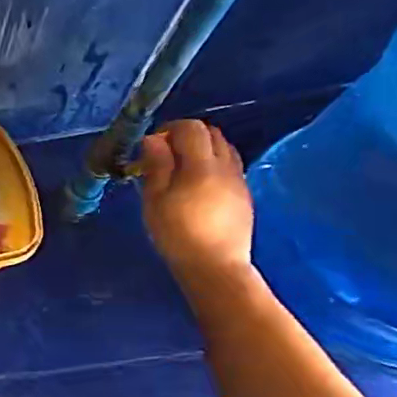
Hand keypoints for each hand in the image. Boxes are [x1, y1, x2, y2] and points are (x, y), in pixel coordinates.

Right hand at [138, 120, 253, 279]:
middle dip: (187, 136)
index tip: (152, 146)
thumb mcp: (155, 200)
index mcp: (202, 166)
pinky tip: (197, 188)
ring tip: (181, 171)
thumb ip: (157, 166)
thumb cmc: (177, 235)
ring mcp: (239, 180)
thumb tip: (154, 139)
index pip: (191, 128)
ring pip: (224, 149)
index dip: (170, 129)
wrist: (215, 268)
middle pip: (211, 133)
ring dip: (202, 150)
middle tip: (164, 156)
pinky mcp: (244, 196)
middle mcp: (226, 166)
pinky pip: (230, 167)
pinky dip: (213, 166)